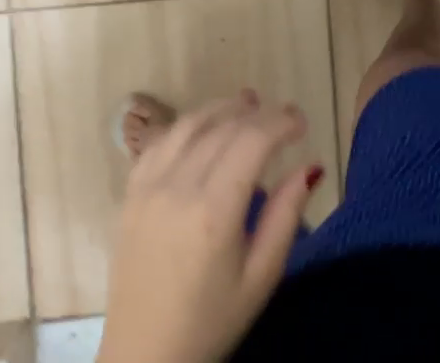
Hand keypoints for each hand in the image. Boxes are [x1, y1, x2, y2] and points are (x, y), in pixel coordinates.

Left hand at [97, 93, 322, 362]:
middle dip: (259, 113)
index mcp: (214, 210)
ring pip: (188, 126)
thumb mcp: (262, 276)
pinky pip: (159, 143)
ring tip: (248, 102)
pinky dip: (186, 126)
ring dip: (221, 109)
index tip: (302, 122)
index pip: (252, 140)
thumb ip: (286, 215)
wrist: (144, 355)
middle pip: (223, 127)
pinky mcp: (129, 196)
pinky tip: (204, 127)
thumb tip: (310, 167)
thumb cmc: (212, 320)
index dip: (281, 121)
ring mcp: (147, 189)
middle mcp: (177, 188)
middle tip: (285, 116)